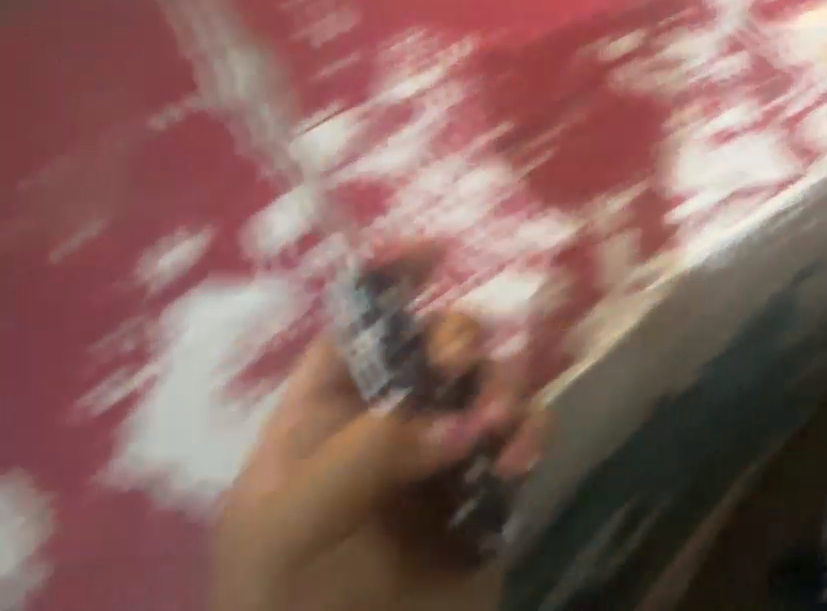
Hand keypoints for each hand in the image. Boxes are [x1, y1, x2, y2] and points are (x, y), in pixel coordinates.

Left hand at [212, 317, 545, 610]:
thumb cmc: (300, 607)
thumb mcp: (293, 533)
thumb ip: (360, 457)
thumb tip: (455, 415)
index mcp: (320, 426)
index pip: (352, 334)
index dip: (387, 287)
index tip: (433, 253)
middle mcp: (389, 425)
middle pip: (436, 346)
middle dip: (458, 344)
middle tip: (462, 369)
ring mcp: (446, 452)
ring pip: (492, 380)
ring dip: (504, 392)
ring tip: (500, 435)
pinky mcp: (495, 478)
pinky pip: (527, 427)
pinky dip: (531, 432)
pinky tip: (522, 461)